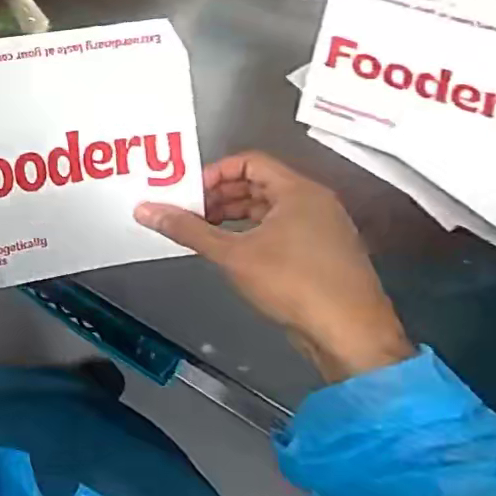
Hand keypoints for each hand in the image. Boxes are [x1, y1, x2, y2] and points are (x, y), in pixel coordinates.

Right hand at [134, 151, 415, 383]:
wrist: (350, 334)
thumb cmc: (294, 283)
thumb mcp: (231, 253)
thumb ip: (185, 229)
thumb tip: (145, 210)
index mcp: (299, 193)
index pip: (249, 162)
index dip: (213, 173)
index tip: (187, 194)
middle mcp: (313, 204)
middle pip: (255, 183)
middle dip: (216, 195)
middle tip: (184, 211)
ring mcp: (319, 228)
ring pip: (264, 207)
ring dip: (228, 213)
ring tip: (198, 231)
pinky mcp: (318, 251)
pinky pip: (275, 227)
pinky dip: (245, 230)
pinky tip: (225, 248)